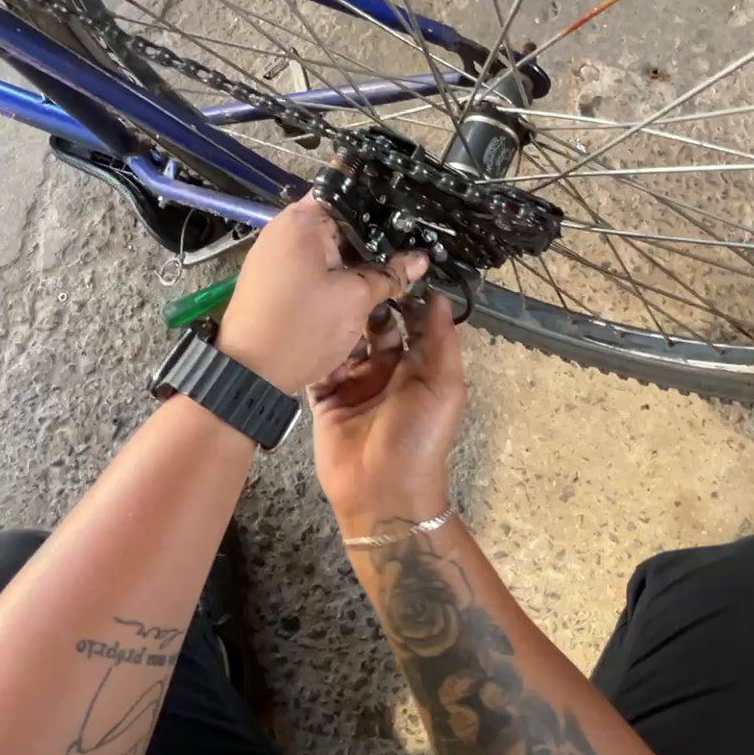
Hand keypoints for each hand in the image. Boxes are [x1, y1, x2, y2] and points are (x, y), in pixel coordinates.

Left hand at [216, 195, 428, 393]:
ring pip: (331, 247)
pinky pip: (316, 267)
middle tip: (411, 249)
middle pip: (342, 221)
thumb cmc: (300, 328)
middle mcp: (286, 229)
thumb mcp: (356, 299)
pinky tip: (364, 290)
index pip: (349, 191)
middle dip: (375, 238)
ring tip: (393, 272)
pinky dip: (339, 275)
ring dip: (359, 261)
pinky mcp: (277, 279)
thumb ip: (390, 275)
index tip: (410, 217)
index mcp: (302, 220)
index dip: (383, 203)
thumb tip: (419, 260)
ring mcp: (278, 254)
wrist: (249, 374)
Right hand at [311, 293, 466, 533]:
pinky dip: (315, 350)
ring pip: (345, 341)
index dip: (403, 296)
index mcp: (418, 365)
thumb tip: (440, 296)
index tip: (389, 264)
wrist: (383, 490)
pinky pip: (319, 366)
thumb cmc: (421, 435)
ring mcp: (354, 382)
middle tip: (352, 277)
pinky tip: (309, 328)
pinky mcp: (326, 397)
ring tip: (328, 299)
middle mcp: (386, 369)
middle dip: (366, 305)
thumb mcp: (445, 385)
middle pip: (374, 326)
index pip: (411, 320)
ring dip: (339, 324)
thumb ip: (442, 340)